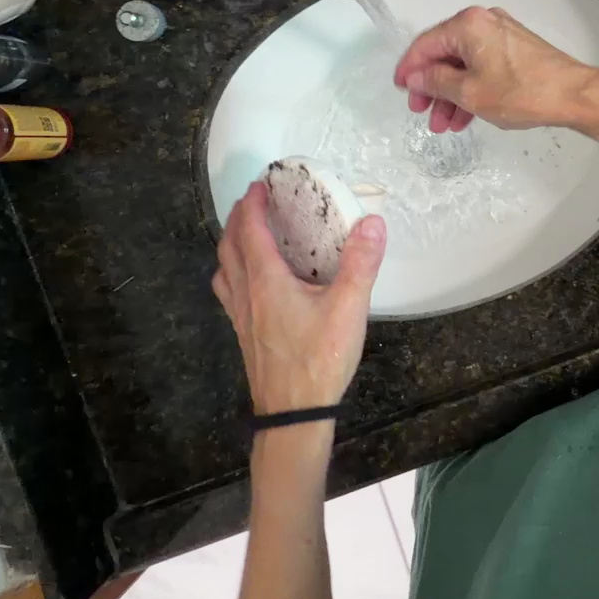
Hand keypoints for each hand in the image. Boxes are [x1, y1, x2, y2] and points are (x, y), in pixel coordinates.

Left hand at [213, 181, 386, 415]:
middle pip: (230, 247)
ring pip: (225, 269)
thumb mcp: (349, 309)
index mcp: (267, 281)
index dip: (253, 205)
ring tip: (248, 235)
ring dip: (231, 245)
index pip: (251, 232)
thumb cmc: (319, 359)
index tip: (261, 184)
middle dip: (239, 219)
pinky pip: (230, 291)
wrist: (293, 414)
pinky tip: (252, 282)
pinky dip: (234, 272)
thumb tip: (373, 221)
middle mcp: (246, 294)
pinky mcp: (245, 335)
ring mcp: (240, 317)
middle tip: (255, 201)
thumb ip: (361, 263)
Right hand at [392, 6, 598, 131]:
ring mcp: (502, 35)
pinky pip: (483, 67)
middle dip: (432, 88)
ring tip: (445, 125)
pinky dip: (472, 89)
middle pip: (445, 55)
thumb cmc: (521, 93)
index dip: (409, 70)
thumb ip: (436, 83)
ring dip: (452, 95)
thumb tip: (415, 77)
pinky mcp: (516, 49)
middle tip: (423, 113)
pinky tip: (466, 117)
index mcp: (468, 25)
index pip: (425, 45)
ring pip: (465, 65)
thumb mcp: (469, 93)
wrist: (573, 95)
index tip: (401, 91)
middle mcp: (484, 22)